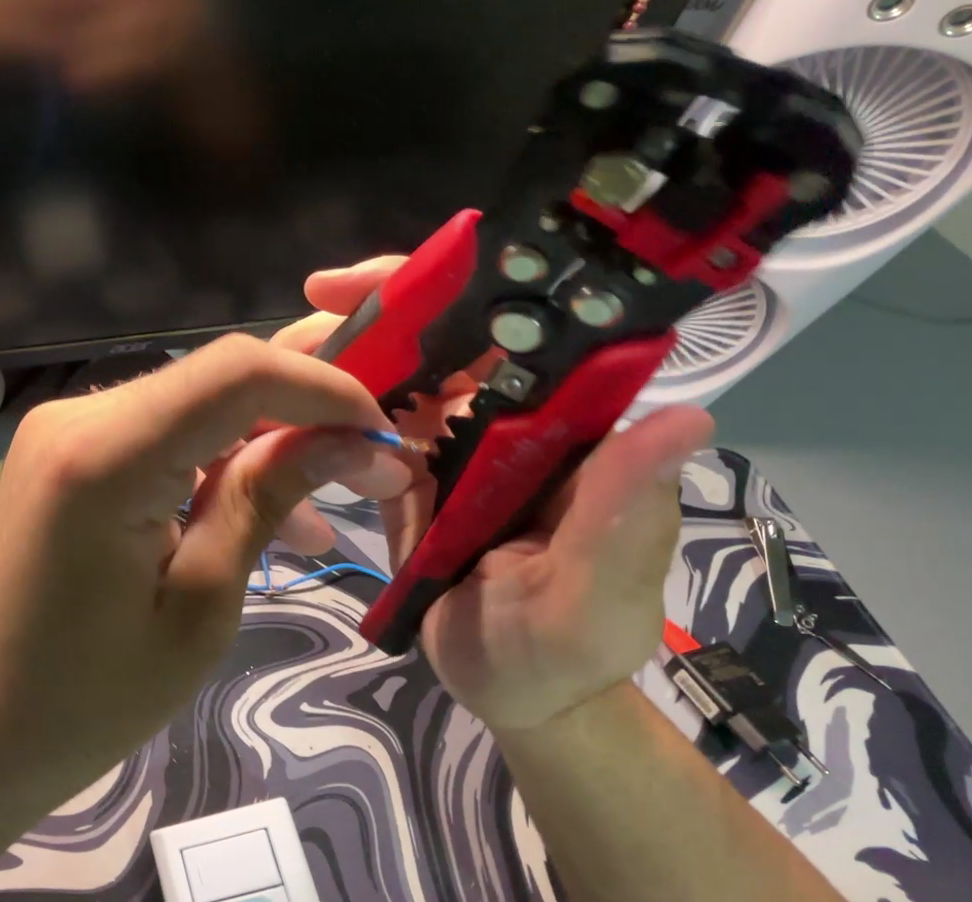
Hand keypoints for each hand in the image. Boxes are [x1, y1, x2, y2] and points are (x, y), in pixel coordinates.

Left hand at [0, 335, 399, 893]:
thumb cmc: (89, 696)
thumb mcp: (200, 605)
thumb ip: (266, 499)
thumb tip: (355, 440)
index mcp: (104, 453)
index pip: (235, 371)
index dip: (322, 387)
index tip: (385, 433)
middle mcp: (76, 416)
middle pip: (212, 380)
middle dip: (298, 416)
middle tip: (371, 466)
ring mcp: (61, 430)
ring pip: (188, 408)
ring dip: (257, 448)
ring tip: (323, 516)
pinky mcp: (60, 454)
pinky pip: (154, 437)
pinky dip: (208, 466)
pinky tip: (255, 515)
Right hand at [273, 256, 714, 730]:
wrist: (511, 694)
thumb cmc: (568, 650)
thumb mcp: (599, 593)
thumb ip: (624, 513)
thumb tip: (684, 416)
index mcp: (563, 429)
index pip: (520, 332)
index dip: (462, 287)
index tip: (393, 277)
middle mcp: (506, 421)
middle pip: (445, 337)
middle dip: (384, 305)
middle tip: (320, 294)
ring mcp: (449, 446)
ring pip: (396, 373)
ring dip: (345, 351)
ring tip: (288, 352)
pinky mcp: (402, 474)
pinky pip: (363, 426)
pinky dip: (327, 406)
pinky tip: (286, 400)